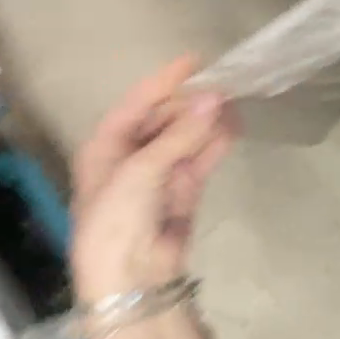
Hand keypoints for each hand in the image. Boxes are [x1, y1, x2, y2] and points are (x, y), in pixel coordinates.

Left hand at [70, 57, 234, 301]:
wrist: (131, 277)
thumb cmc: (117, 218)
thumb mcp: (142, 170)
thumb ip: (181, 134)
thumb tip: (217, 97)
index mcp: (105, 148)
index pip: (136, 105)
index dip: (163, 82)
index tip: (195, 61)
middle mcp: (131, 157)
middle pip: (164, 119)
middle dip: (191, 103)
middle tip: (223, 88)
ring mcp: (160, 174)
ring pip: (186, 138)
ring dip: (207, 122)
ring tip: (235, 104)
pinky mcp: (184, 190)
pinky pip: (201, 159)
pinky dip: (216, 144)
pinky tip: (233, 128)